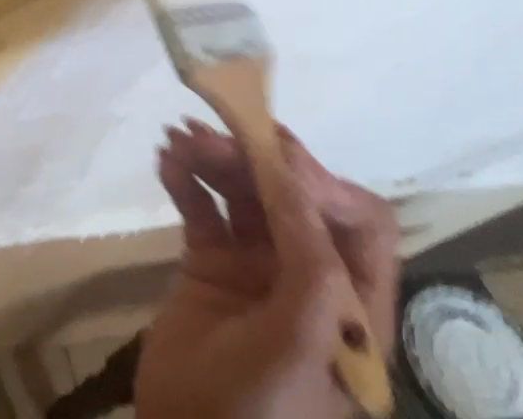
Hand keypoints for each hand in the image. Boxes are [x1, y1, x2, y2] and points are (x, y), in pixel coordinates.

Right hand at [134, 120, 399, 418]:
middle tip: (210, 132)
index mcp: (351, 303)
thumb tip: (289, 172)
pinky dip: (186, 182)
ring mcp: (255, 271)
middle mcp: (310, 279)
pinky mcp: (208, 269)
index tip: (269, 155)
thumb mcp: (297, 341)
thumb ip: (307, 259)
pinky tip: (166, 163)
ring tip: (178, 139)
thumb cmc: (258, 410)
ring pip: (244, 196)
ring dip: (215, 162)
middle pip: (293, 199)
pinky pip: (202, 212)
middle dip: (256, 160)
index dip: (319, 183)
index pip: (357, 221)